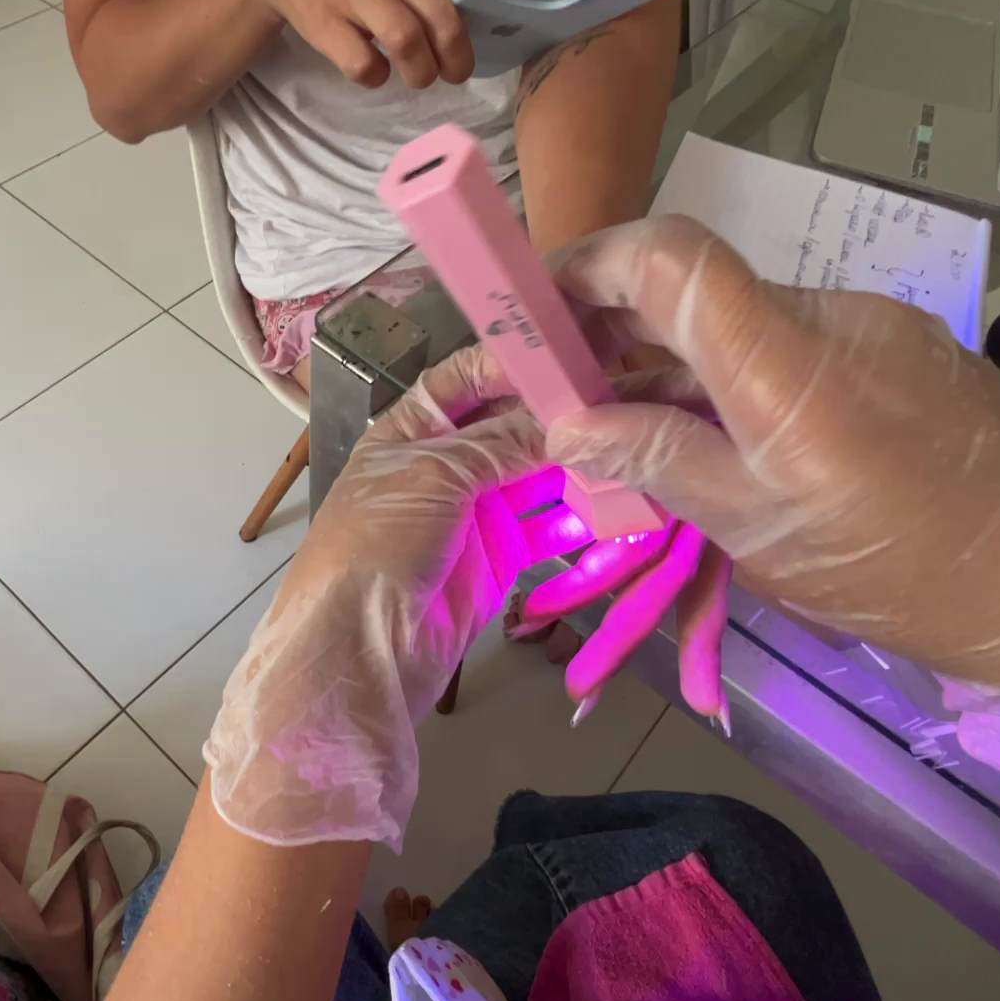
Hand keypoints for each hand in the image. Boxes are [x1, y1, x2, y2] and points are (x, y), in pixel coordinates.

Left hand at [204, 348, 586, 849]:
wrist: (360, 647)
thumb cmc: (376, 543)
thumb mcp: (432, 477)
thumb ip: (499, 443)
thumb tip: (567, 417)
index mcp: (412, 429)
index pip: (468, 377)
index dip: (517, 362)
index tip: (579, 353)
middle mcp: (446, 461)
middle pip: (513, 425)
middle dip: (564, 417)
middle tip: (632, 401)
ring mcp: (476, 510)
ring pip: (539, 475)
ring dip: (582, 465)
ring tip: (639, 447)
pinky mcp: (501, 555)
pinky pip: (549, 527)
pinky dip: (582, 518)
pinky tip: (625, 504)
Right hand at [238, 0, 472, 87]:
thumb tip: (453, 26)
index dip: (460, 28)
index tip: (462, 53)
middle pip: (434, 13)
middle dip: (452, 53)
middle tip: (453, 74)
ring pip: (403, 37)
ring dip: (420, 69)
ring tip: (420, 77)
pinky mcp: (323, 24)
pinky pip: (362, 63)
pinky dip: (376, 75)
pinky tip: (377, 71)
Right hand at [544, 214, 999, 846]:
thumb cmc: (914, 571)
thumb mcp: (762, 531)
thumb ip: (660, 462)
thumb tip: (568, 426)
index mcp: (790, 361)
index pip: (671, 260)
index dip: (588, 266)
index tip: (531, 313)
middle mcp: (827, 320)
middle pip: (689, 292)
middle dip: (607, 332)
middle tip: (557, 395)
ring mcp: (864, 335)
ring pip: (727, 330)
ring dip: (657, 370)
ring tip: (615, 435)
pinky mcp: (889, 360)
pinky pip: (772, 354)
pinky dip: (712, 387)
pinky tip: (695, 442)